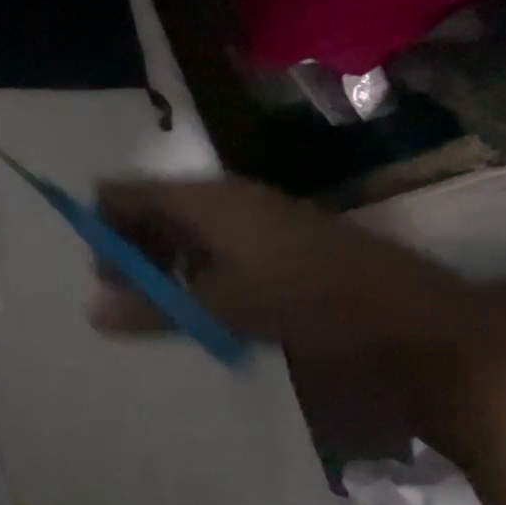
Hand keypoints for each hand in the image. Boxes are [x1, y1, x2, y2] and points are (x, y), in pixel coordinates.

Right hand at [90, 177, 492, 362]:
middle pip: (150, 206)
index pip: (124, 191)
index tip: (95, 264)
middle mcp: (220, 194)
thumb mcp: (222, 308)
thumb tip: (91, 313)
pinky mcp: (275, 235)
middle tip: (119, 289)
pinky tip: (202, 299)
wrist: (414, 313)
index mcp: (201, 198)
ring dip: (160, 257)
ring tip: (158, 299)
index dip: (101, 220)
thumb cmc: (305, 297)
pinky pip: (213, 238)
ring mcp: (251, 212)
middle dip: (127, 243)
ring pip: (182, 224)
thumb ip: (153, 309)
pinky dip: (193, 263)